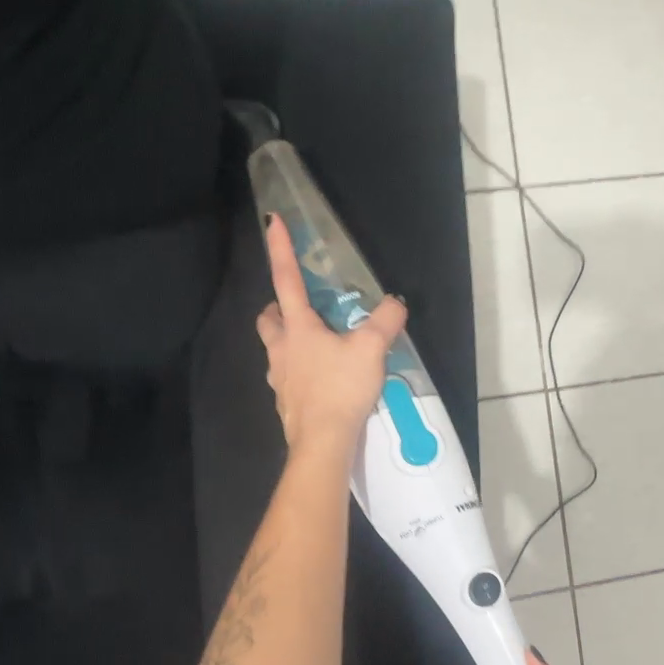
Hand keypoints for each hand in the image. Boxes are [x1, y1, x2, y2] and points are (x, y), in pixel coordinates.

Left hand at [255, 213, 407, 461]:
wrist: (322, 443)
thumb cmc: (340, 389)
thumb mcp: (371, 350)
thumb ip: (385, 321)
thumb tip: (395, 303)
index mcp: (297, 328)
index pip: (286, 279)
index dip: (280, 248)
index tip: (272, 221)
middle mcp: (281, 349)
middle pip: (268, 318)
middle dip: (278, 309)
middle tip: (300, 309)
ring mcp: (279, 378)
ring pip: (275, 350)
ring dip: (289, 342)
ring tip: (318, 347)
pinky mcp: (286, 403)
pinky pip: (287, 378)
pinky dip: (300, 372)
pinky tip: (321, 382)